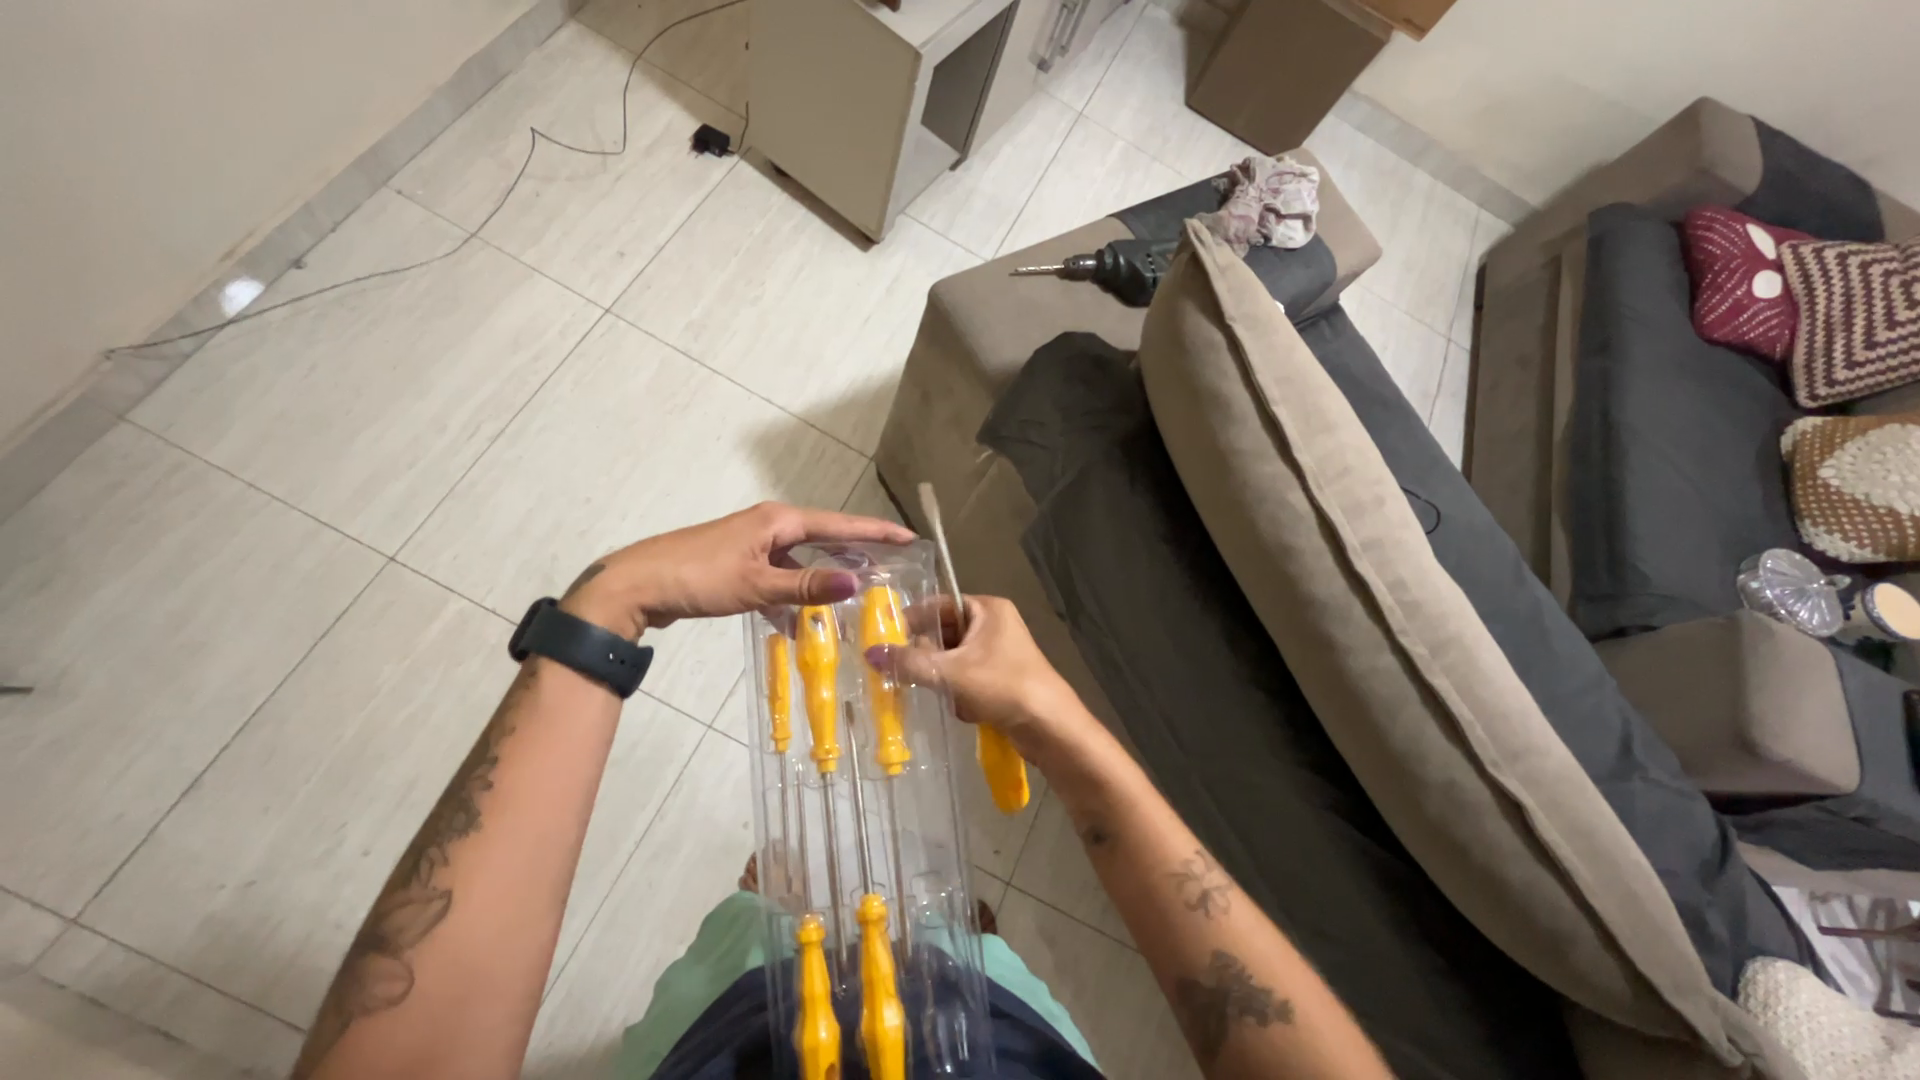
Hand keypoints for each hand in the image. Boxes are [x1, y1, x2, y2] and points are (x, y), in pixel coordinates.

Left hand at [559, 502, 914, 639]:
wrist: (636, 585)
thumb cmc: (699, 577)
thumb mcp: (757, 585)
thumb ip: (806, 586)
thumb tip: (857, 582)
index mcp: (779, 521)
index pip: (839, 524)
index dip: (875, 532)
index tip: (909, 537)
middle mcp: (770, 526)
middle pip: (824, 539)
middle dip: (854, 555)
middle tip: (890, 570)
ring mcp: (752, 545)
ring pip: (800, 562)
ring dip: (822, 581)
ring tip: (854, 599)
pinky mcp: (738, 565)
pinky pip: (778, 578)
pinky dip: (791, 598)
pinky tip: (798, 626)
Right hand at [865, 595, 1094, 759]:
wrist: (1051, 727)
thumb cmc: (1004, 687)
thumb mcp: (951, 673)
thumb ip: (909, 663)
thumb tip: (871, 654)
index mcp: (988, 608)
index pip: (938, 604)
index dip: (911, 620)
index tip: (885, 640)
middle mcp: (994, 624)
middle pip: (943, 633)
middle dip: (928, 656)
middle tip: (905, 672)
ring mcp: (999, 652)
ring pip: (952, 659)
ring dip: (943, 678)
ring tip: (941, 694)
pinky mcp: (1000, 679)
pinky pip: (965, 678)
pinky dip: (959, 693)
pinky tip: (964, 709)